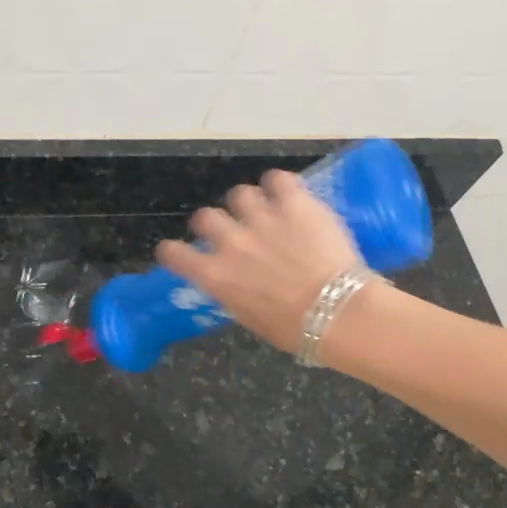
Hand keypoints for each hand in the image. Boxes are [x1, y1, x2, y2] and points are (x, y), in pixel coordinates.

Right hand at [156, 169, 372, 356]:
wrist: (334, 311)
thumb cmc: (291, 328)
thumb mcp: (247, 315)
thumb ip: (233, 290)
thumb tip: (235, 280)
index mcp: (214, 276)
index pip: (174, 254)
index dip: (172, 250)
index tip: (176, 250)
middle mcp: (231, 242)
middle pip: (205, 217)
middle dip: (212, 222)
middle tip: (226, 228)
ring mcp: (262, 218)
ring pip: (240, 194)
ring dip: (246, 202)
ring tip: (260, 208)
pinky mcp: (294, 203)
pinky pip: (278, 179)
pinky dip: (277, 184)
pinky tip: (283, 192)